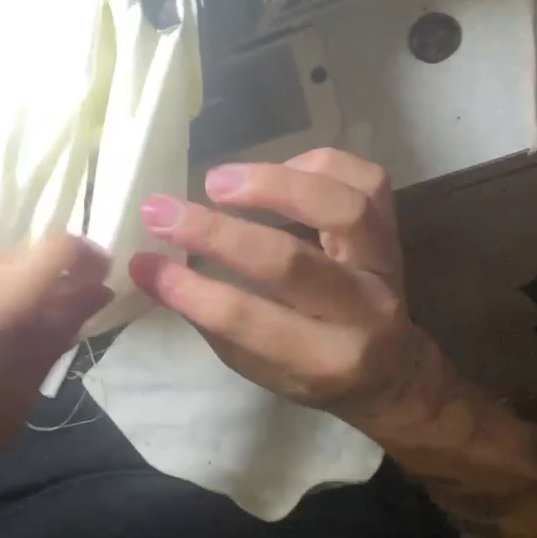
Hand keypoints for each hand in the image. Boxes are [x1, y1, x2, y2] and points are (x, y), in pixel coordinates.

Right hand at [128, 148, 447, 435]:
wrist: (392, 371)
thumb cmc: (309, 372)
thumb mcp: (255, 366)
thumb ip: (210, 321)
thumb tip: (150, 269)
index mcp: (321, 360)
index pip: (247, 320)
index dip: (188, 289)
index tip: (142, 262)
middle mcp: (362, 313)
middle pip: (291, 262)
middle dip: (217, 234)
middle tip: (162, 211)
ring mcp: (384, 266)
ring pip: (344, 210)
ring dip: (274, 186)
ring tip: (217, 180)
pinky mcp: (394, 231)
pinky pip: (367, 181)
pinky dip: (317, 166)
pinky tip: (278, 170)